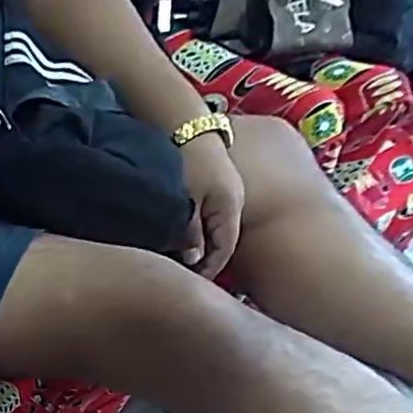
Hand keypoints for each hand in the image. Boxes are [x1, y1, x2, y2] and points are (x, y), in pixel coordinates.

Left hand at [178, 133, 245, 278]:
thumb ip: (190, 232)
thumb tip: (194, 259)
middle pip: (221, 241)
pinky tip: (180, 241)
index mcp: (230, 206)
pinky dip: (197, 233)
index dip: (210, 269)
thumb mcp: (186, 202)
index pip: (224, 248)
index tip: (193, 286)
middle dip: (204, 262)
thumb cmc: (185, 162)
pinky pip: (208, 218)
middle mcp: (232, 200)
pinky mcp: (213, 186)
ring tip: (180, 265)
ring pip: (214, 230)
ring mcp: (225, 192)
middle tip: (185, 279)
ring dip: (200, 248)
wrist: (185, 126)